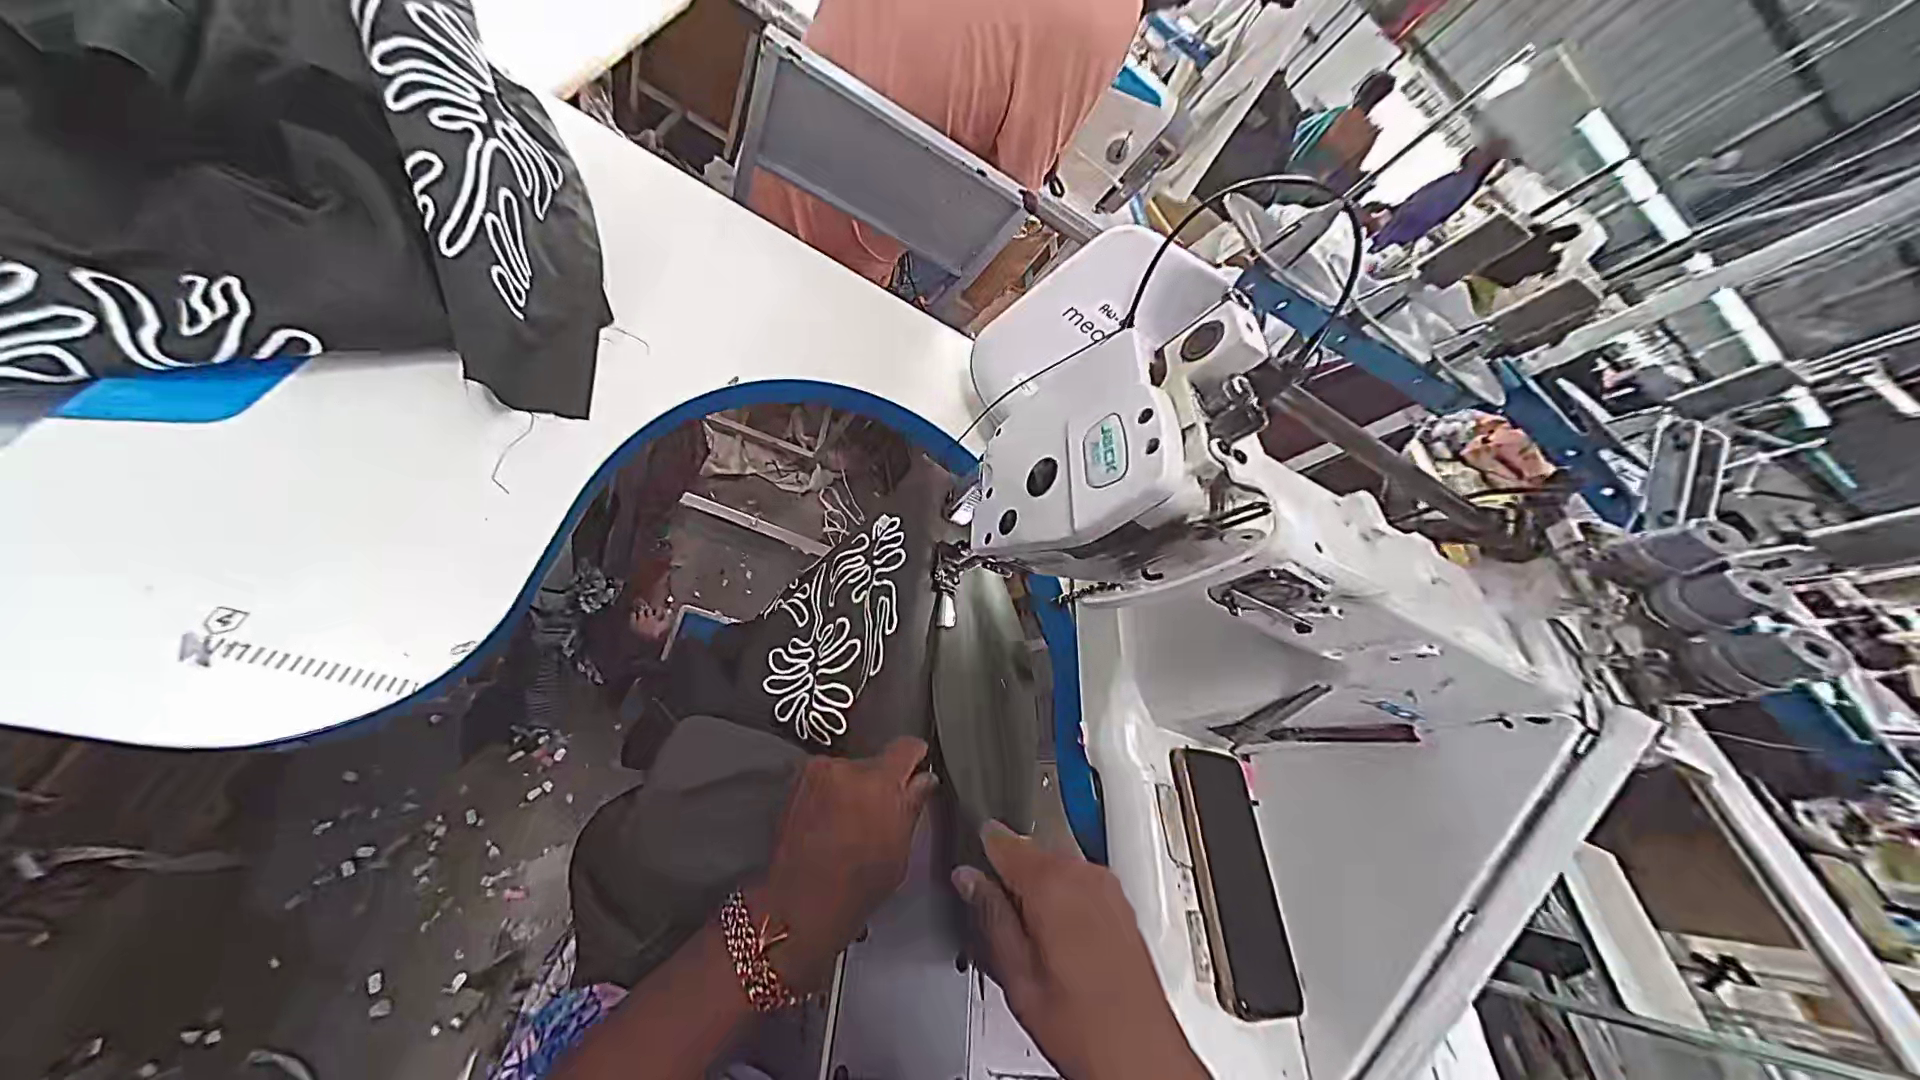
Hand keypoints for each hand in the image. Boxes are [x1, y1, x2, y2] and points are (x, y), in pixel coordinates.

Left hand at [750, 737, 937, 990]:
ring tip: (847, 823)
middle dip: (880, 782)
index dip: (916, 757)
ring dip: (852, 787)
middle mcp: (847, 767)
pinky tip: (828, 823)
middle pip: (875, 761)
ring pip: (848, 771)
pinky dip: (829, 794)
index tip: (918, 767)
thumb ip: (912, 804)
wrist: (799, 904)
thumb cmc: (856, 885)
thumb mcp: (899, 848)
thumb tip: (924, 778)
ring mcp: (817, 772)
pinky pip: (824, 779)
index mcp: (880, 781)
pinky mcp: (795, 782)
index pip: (906, 746)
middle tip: (878, 814)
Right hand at [954, 822, 1209, 1079]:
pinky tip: (1061, 938)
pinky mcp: (1121, 900)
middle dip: (1011, 873)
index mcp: (1051, 884)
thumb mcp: (1018, 975)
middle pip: (1032, 850)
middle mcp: (1083, 873)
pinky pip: (1080, 879)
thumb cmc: (1086, 1026)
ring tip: (1032, 935)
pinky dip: (1064, 894)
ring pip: (1057, 863)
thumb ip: (990, 915)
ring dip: (1039, 885)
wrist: (1142, 1054)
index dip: (982, 846)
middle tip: (997, 911)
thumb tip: (968, 880)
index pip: (1005, 841)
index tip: (970, 858)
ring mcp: (1107, 885)